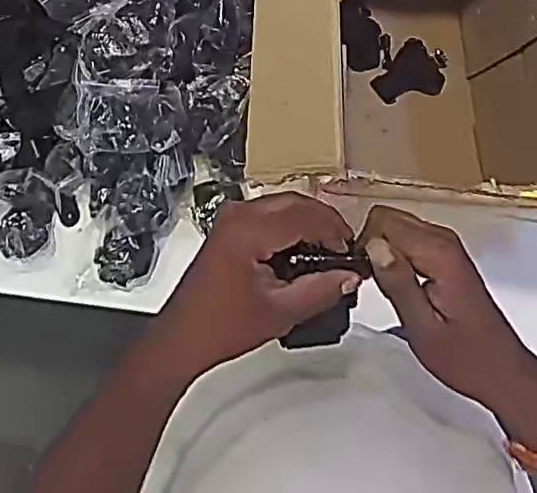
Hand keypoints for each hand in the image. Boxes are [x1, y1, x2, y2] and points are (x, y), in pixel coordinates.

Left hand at [137, 192, 360, 384]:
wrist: (185, 333)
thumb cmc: (222, 325)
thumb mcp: (281, 312)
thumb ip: (320, 290)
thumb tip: (349, 276)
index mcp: (248, 230)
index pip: (303, 215)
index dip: (333, 229)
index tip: (352, 248)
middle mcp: (237, 215)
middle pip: (292, 202)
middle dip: (323, 220)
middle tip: (344, 247)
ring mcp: (230, 217)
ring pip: (280, 204)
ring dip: (307, 221)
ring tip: (329, 251)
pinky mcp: (229, 226)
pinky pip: (267, 213)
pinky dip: (289, 225)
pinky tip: (303, 250)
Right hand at [362, 205, 536, 453]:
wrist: (505, 374)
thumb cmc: (469, 359)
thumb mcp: (423, 330)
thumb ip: (397, 283)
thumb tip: (374, 246)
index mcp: (439, 254)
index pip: (382, 221)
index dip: (367, 247)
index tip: (370, 276)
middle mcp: (444, 240)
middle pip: (386, 217)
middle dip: (372, 245)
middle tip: (379, 283)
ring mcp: (445, 244)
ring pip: (394, 224)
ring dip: (383, 251)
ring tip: (392, 288)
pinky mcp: (444, 252)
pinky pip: (406, 237)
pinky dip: (395, 255)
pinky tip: (402, 285)